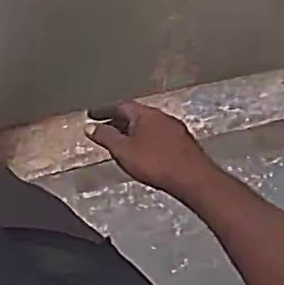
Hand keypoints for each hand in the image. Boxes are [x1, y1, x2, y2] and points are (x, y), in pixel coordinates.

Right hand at [85, 100, 217, 193]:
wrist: (193, 178)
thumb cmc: (156, 163)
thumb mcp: (122, 150)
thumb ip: (105, 137)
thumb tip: (89, 127)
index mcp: (146, 115)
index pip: (120, 106)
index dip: (104, 110)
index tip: (92, 114)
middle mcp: (162, 117)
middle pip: (134, 114)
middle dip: (117, 120)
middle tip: (103, 128)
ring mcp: (175, 129)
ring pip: (147, 125)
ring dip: (132, 131)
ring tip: (120, 141)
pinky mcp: (183, 143)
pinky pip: (158, 135)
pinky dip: (145, 139)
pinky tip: (142, 151)